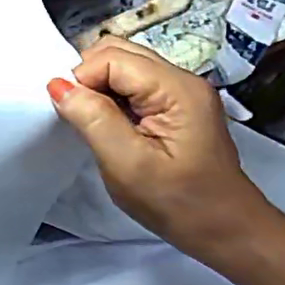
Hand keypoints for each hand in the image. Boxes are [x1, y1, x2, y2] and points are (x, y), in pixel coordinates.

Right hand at [47, 37, 275, 254]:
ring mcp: (180, 92)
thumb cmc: (178, 204)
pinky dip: (111, 100)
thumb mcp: (127, 166)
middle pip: (118, 53)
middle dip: (87, 79)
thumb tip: (58, 85)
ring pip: (123, 68)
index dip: (82, 80)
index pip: (111, 58)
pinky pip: (132, 86)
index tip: (71, 116)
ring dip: (98, 90)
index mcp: (176, 89)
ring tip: (95, 126)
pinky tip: (111, 129)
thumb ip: (92, 119)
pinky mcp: (175, 106)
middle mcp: (181, 80)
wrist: (226, 231)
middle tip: (80, 120)